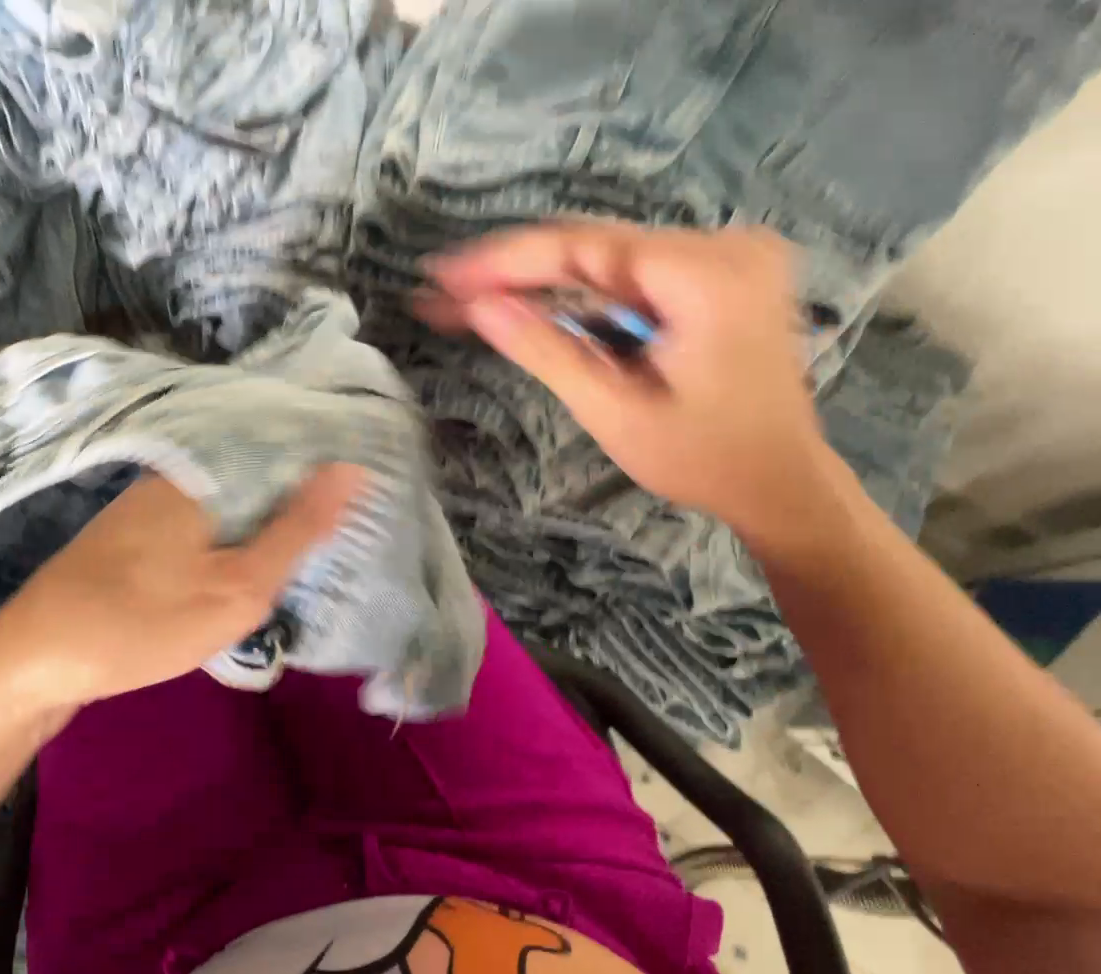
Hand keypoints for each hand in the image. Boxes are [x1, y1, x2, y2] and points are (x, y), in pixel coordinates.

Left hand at [0, 466, 365, 717]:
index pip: (285, 451)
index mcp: (201, 474)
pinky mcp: (129, 540)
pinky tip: (241, 575)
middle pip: (254, 479)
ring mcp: (144, 508)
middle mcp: (171, 477)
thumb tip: (353, 468)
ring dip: (262, 531)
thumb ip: (296, 530)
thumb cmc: (140, 624)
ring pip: (224, 508)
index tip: (368, 505)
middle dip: (298, 507)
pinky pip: (196, 530)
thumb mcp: (236, 587)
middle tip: (343, 546)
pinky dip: (226, 548)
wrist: (35, 660)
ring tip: (305, 562)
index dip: (328, 476)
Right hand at [415, 223, 849, 545]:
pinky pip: (625, 275)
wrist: (780, 480)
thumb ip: (547, 351)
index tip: (439, 274)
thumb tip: (478, 308)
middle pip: (590, 247)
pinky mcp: (712, 275)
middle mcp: (722, 247)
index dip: (502, 261)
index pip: (582, 250)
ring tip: (465, 300)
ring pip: (601, 259)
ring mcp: (722, 257)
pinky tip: (523, 305)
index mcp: (707, 276)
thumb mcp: (614, 410)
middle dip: (510, 271)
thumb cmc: (702, 458)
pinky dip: (573, 294)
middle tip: (439, 290)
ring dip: (534, 282)